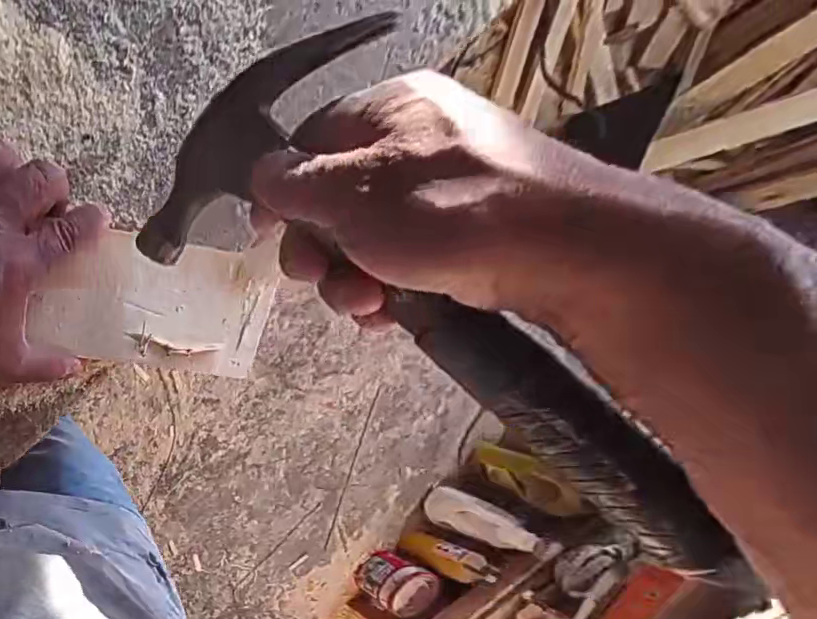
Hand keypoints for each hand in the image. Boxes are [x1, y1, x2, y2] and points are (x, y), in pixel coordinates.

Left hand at [0, 136, 108, 386]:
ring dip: (6, 167)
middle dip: (53, 188)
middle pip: (41, 176)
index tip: (95, 219)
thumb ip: (44, 363)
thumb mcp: (4, 364)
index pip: (71, 229)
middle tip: (42, 208)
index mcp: (18, 266)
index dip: (92, 220)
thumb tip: (75, 368)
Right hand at [249, 71, 632, 325]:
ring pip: (353, 242)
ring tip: (367, 301)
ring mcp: (430, 191)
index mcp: (388, 111)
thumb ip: (293, 182)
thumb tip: (259, 173)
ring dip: (346, 281)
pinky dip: (379, 290)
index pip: (305, 144)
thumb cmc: (449, 213)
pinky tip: (387, 308)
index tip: (265, 235)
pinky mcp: (448, 233)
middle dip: (317, 254)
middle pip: (324, 204)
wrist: (557, 254)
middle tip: (318, 276)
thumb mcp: (350, 192)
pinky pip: (388, 261)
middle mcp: (409, 144)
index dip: (278, 193)